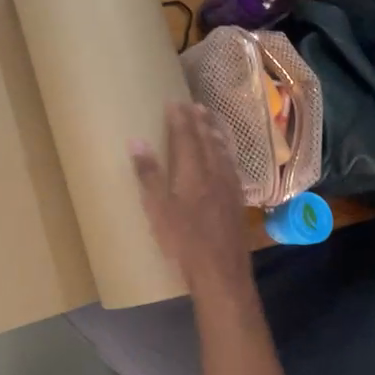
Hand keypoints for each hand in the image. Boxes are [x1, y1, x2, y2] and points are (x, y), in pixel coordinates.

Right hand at [129, 102, 253, 294]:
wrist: (221, 273)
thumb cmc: (184, 242)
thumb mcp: (158, 209)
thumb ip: (149, 175)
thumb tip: (137, 140)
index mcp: (193, 172)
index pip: (186, 137)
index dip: (179, 118)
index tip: (173, 102)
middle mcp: (215, 173)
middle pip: (208, 140)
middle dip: (200, 121)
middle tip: (194, 105)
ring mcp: (230, 188)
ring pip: (224, 151)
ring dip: (216, 133)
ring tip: (211, 121)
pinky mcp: (237, 202)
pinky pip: (233, 166)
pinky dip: (227, 153)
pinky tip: (227, 157)